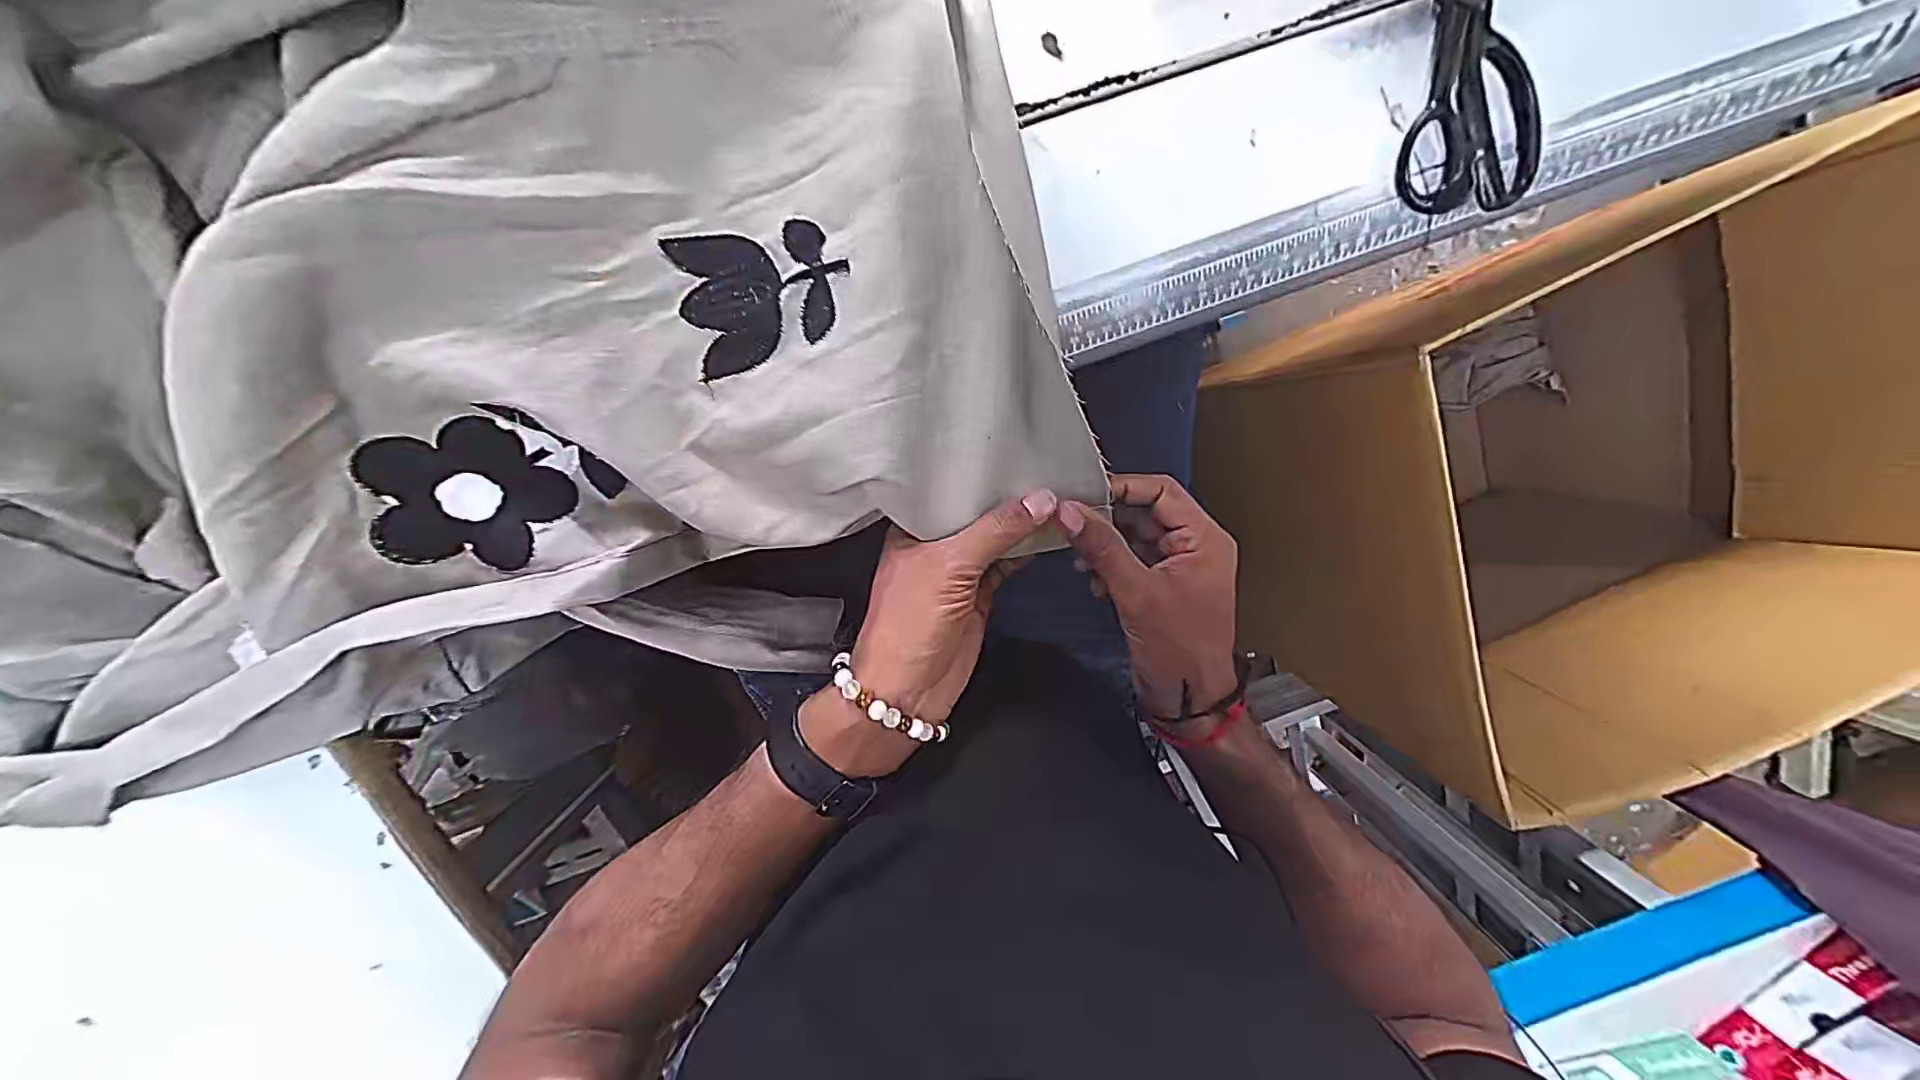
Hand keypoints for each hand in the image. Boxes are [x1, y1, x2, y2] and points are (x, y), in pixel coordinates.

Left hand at [799, 490, 1056, 776]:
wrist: (907, 691)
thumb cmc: (905, 628)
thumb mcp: (948, 566)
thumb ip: (994, 531)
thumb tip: (1038, 501)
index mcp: (913, 529)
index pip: (949, 489)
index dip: (979, 471)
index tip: (1013, 450)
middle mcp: (935, 546)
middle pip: (977, 513)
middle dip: (1007, 496)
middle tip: (1042, 468)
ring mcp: (959, 572)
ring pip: (996, 538)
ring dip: (1022, 523)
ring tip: (1053, 496)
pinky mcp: (979, 595)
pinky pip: (1007, 564)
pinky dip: (1027, 551)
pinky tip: (1047, 533)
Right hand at [1059, 474, 1238, 719]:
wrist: (1189, 698)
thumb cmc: (1182, 652)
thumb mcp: (1137, 592)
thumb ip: (1103, 547)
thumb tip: (1072, 512)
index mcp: (1204, 539)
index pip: (1161, 492)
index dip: (1123, 488)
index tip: (1086, 494)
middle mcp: (1194, 547)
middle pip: (1145, 512)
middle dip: (1108, 518)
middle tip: (1074, 521)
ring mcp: (1176, 567)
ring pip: (1134, 536)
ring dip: (1105, 543)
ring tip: (1081, 554)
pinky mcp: (1160, 585)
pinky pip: (1131, 558)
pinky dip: (1109, 563)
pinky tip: (1093, 577)